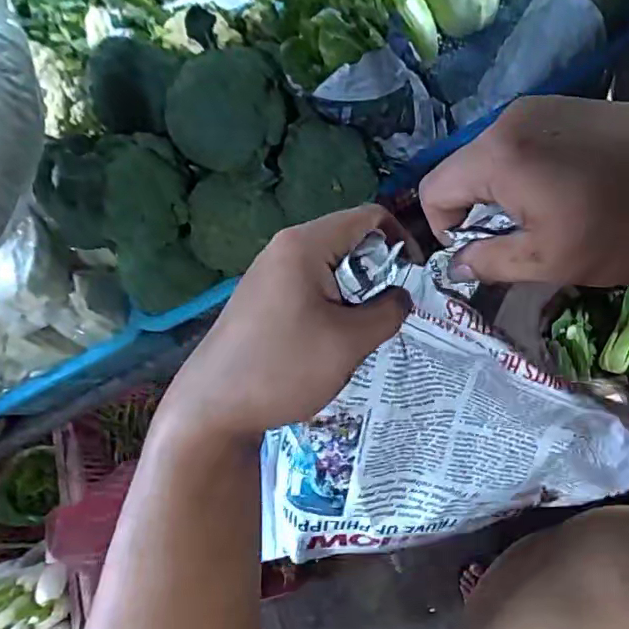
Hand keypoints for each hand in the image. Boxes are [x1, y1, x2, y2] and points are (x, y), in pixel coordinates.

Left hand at [158, 205, 408, 440]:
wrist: (212, 410)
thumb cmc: (283, 368)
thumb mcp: (350, 342)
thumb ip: (388, 312)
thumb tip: (402, 297)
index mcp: (304, 245)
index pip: (369, 218)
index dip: (403, 241)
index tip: (416, 280)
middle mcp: (285, 250)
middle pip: (351, 243)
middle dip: (379, 276)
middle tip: (388, 318)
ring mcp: (271, 275)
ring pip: (333, 271)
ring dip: (358, 299)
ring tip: (360, 338)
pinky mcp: (264, 301)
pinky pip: (313, 291)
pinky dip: (334, 311)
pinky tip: (332, 347)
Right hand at [418, 96, 628, 285]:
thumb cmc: (625, 221)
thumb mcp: (552, 260)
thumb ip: (493, 263)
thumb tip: (457, 264)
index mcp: (496, 154)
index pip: (433, 191)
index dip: (447, 234)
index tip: (488, 257)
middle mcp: (510, 119)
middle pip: (464, 173)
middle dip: (482, 217)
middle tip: (528, 245)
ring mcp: (543, 108)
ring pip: (498, 163)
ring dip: (511, 201)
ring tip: (557, 222)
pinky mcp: (572, 108)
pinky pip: (529, 148)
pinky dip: (535, 179)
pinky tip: (576, 196)